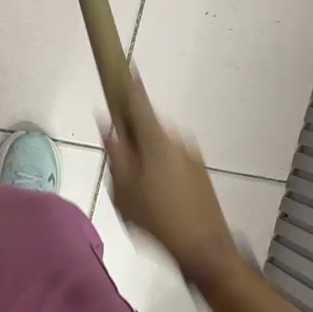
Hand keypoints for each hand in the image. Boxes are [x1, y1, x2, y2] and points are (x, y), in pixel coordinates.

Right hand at [103, 76, 244, 285]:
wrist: (204, 247)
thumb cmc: (155, 217)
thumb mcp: (122, 187)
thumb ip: (115, 153)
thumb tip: (108, 125)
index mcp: (155, 140)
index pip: (138, 101)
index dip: (128, 83)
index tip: (121, 64)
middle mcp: (177, 140)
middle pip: (146, 125)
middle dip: (129, 135)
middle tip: (116, 163)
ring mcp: (192, 155)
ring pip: (158, 144)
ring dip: (143, 155)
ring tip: (134, 189)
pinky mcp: (200, 172)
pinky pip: (170, 159)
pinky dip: (157, 167)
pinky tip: (153, 196)